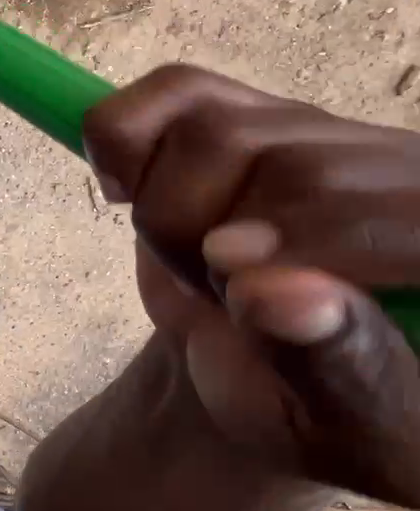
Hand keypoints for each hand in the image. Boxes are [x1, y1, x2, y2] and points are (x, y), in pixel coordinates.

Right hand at [84, 65, 419, 504]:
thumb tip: (282, 292)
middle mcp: (411, 172)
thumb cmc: (318, 408)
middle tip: (213, 297)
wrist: (255, 367)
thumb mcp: (345, 422)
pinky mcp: (232, 108)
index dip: (316, 236)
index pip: (404, 210)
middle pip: (291, 165)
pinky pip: (168, 88)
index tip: (235, 289)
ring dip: (163, 207)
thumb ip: (331, 364)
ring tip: (187, 257)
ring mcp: (318, 129)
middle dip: (213, 240)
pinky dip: (120, 136)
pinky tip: (126, 186)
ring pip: (212, 128)